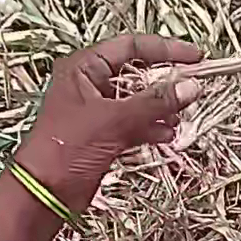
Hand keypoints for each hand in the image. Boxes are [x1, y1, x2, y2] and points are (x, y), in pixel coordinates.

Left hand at [0, 34, 203, 240]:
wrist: (45, 194)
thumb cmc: (67, 149)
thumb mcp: (114, 120)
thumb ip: (154, 102)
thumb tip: (191, 86)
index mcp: (84, 68)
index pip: (132, 47)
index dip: (165, 50)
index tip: (195, 58)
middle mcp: (90, 86)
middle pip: (137, 75)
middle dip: (165, 83)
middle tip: (192, 90)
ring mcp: (97, 113)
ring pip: (137, 102)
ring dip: (160, 109)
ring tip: (180, 117)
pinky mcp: (102, 137)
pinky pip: (133, 125)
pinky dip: (150, 128)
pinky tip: (167, 134)